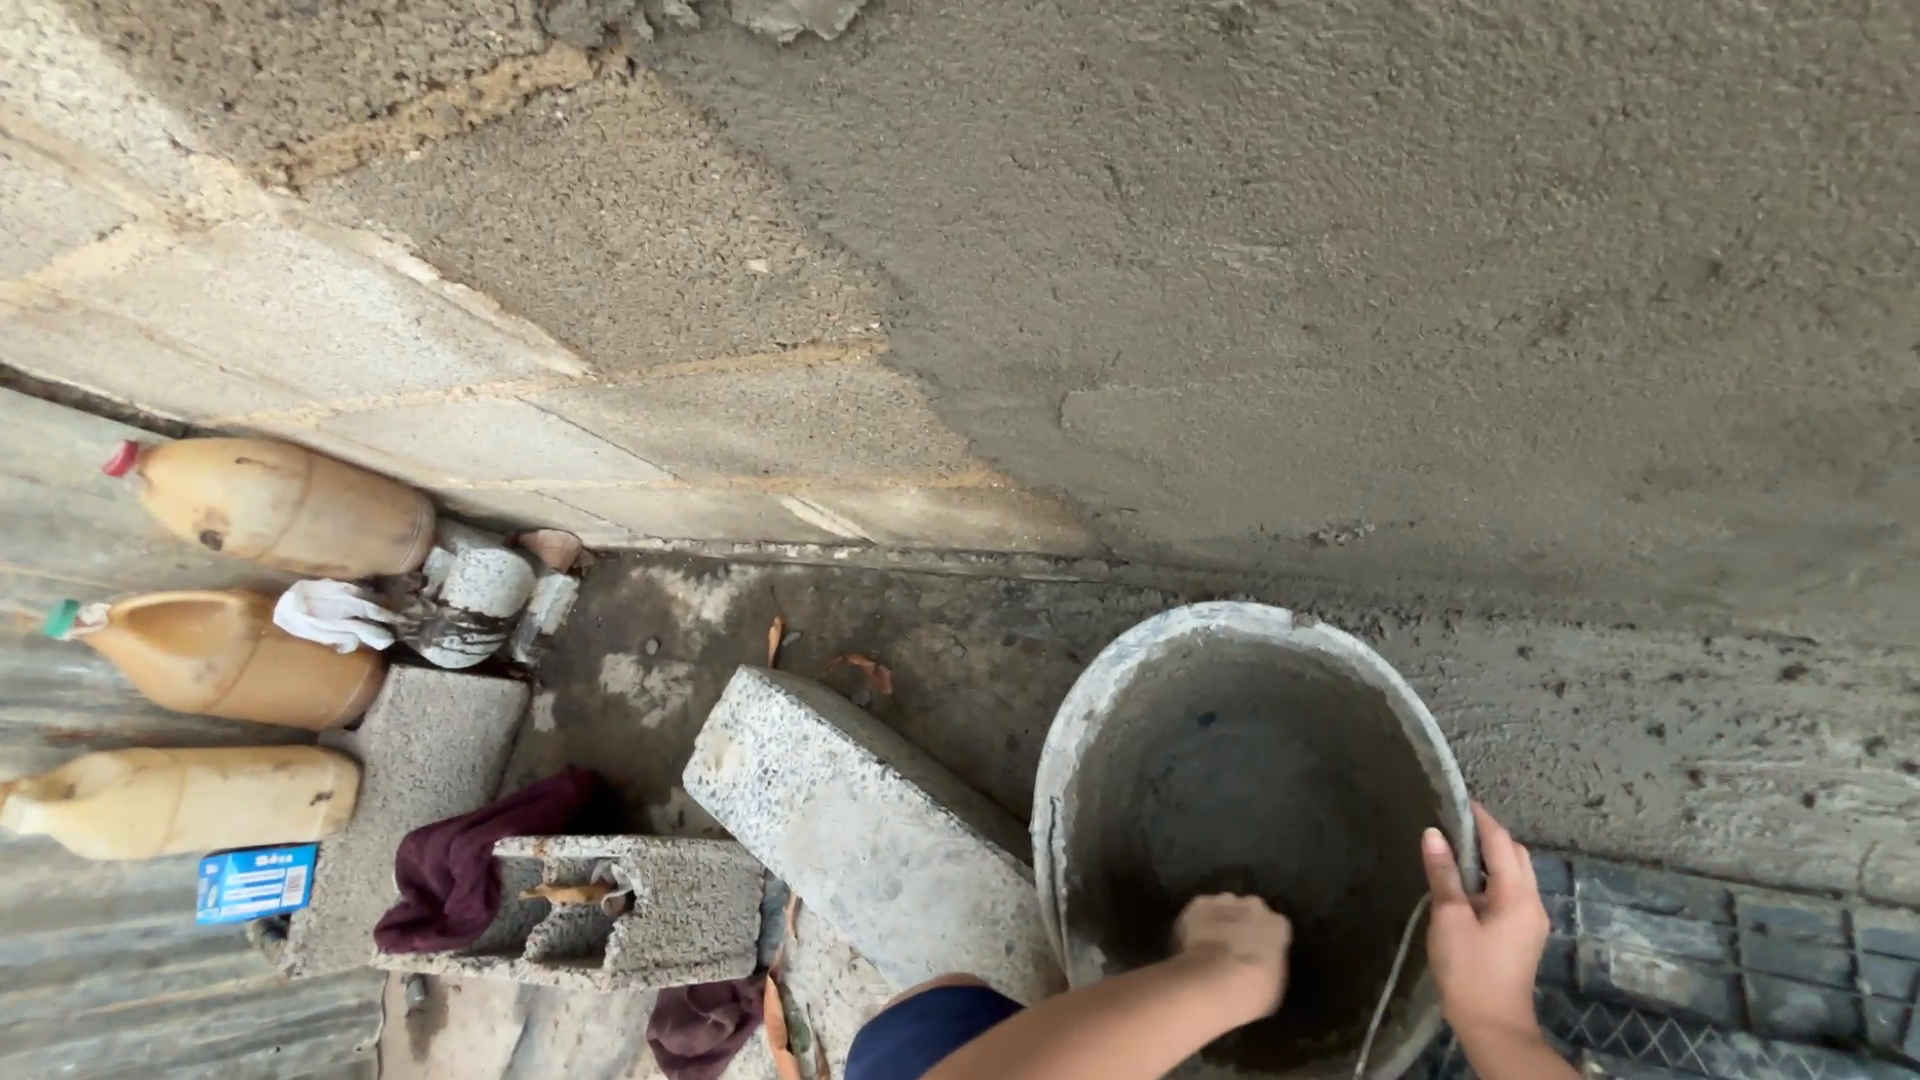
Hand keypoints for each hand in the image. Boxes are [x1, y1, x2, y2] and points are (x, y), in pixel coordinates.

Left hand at [1173, 893, 1292, 1020]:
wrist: (1217, 979)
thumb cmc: (1253, 991)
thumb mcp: (1275, 981)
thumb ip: (1271, 961)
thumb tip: (1262, 960)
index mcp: (1278, 926)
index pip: (1276, 926)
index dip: (1266, 938)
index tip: (1259, 952)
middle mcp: (1254, 906)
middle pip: (1250, 909)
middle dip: (1244, 922)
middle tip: (1235, 944)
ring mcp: (1225, 901)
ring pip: (1224, 906)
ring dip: (1220, 919)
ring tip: (1211, 942)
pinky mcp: (1199, 904)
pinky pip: (1200, 910)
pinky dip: (1197, 921)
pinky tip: (1193, 940)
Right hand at [1421, 802, 1548, 1041]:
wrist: (1491, 1023)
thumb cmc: (1469, 967)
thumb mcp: (1449, 916)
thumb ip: (1443, 873)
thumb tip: (1433, 834)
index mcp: (1518, 897)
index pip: (1502, 844)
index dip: (1481, 819)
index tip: (1458, 798)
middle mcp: (1531, 904)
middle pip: (1515, 856)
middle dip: (1489, 833)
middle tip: (1454, 818)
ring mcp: (1528, 920)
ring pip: (1513, 873)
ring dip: (1489, 854)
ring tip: (1454, 841)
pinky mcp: (1519, 933)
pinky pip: (1508, 890)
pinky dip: (1489, 874)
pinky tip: (1464, 876)